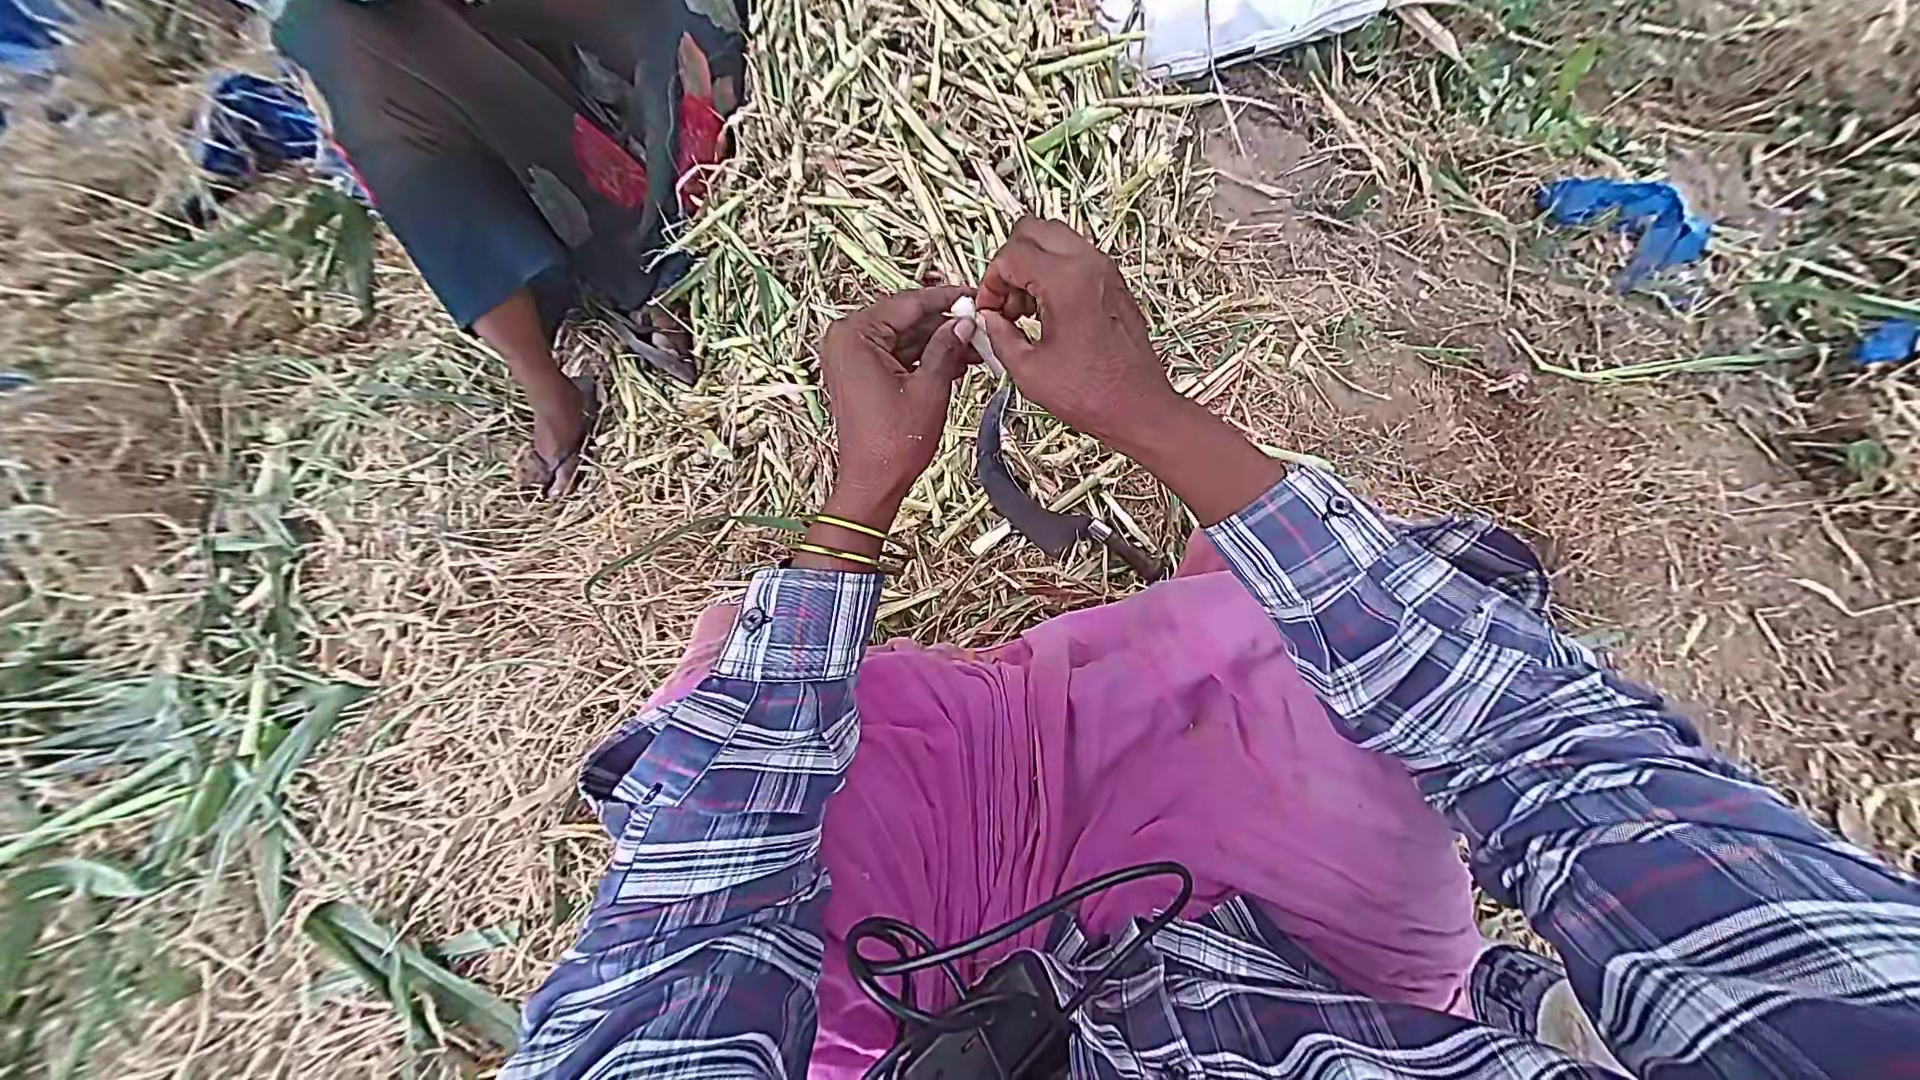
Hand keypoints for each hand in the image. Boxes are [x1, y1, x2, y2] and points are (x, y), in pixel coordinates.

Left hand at [816, 285, 976, 531]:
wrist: (873, 482)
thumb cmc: (893, 443)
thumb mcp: (930, 389)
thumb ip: (947, 348)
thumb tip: (963, 323)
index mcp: (856, 335)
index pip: (909, 303)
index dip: (947, 299)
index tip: (973, 295)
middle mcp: (847, 340)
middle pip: (906, 320)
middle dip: (945, 324)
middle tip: (979, 326)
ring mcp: (851, 359)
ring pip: (904, 339)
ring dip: (938, 343)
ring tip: (975, 347)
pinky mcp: (860, 377)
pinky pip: (896, 357)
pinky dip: (924, 359)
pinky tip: (955, 362)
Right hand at [970, 219, 1285, 524]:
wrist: (1137, 407)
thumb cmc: (1091, 394)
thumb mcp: (1029, 370)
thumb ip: (1000, 336)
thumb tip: (989, 320)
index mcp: (1066, 281)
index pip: (1012, 255)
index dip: (990, 282)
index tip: (988, 310)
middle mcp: (1089, 265)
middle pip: (1034, 231)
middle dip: (1009, 263)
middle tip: (1003, 302)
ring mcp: (1105, 271)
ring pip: (1055, 241)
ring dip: (1031, 267)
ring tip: (1023, 311)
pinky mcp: (1114, 285)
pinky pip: (1075, 260)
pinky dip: (1052, 275)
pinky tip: (1045, 314)